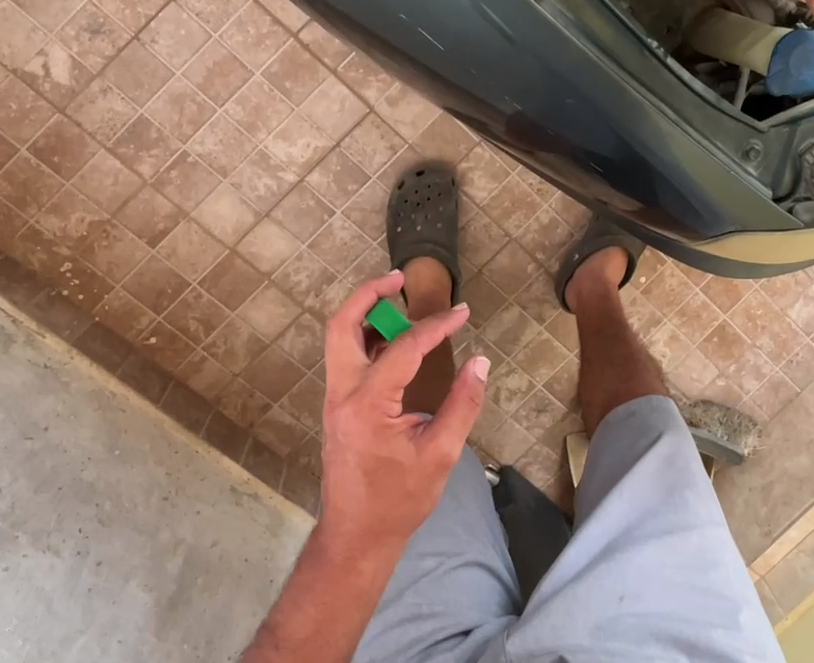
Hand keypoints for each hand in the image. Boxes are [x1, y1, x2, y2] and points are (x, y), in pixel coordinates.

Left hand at [317, 270, 488, 552]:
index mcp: (367, 404)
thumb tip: (480, 362)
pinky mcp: (337, 406)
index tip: (462, 312)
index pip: (403, 348)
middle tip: (399, 278)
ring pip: (338, 338)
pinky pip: (346, 356)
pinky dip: (366, 336)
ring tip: (398, 301)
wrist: (356, 536)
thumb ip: (462, 404)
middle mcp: (342, 393)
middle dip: (369, 294)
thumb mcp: (440, 454)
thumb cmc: (399, 499)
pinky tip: (393, 338)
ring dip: (364, 312)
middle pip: (342, 325)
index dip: (436, 326)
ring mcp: (334, 398)